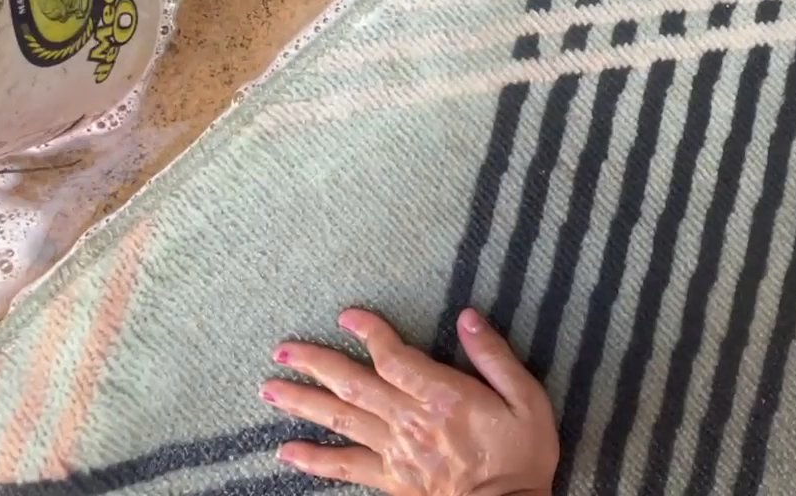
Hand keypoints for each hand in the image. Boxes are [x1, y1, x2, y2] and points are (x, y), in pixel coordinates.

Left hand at [263, 308, 557, 495]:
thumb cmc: (521, 454)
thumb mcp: (525, 396)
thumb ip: (493, 355)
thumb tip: (467, 317)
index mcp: (442, 395)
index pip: (394, 356)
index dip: (368, 333)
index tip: (346, 316)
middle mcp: (410, 420)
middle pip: (355, 386)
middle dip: (317, 365)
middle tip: (284, 350)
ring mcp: (396, 453)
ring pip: (342, 421)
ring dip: (304, 404)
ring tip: (271, 389)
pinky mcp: (391, 481)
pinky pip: (345, 468)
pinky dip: (313, 460)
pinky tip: (287, 451)